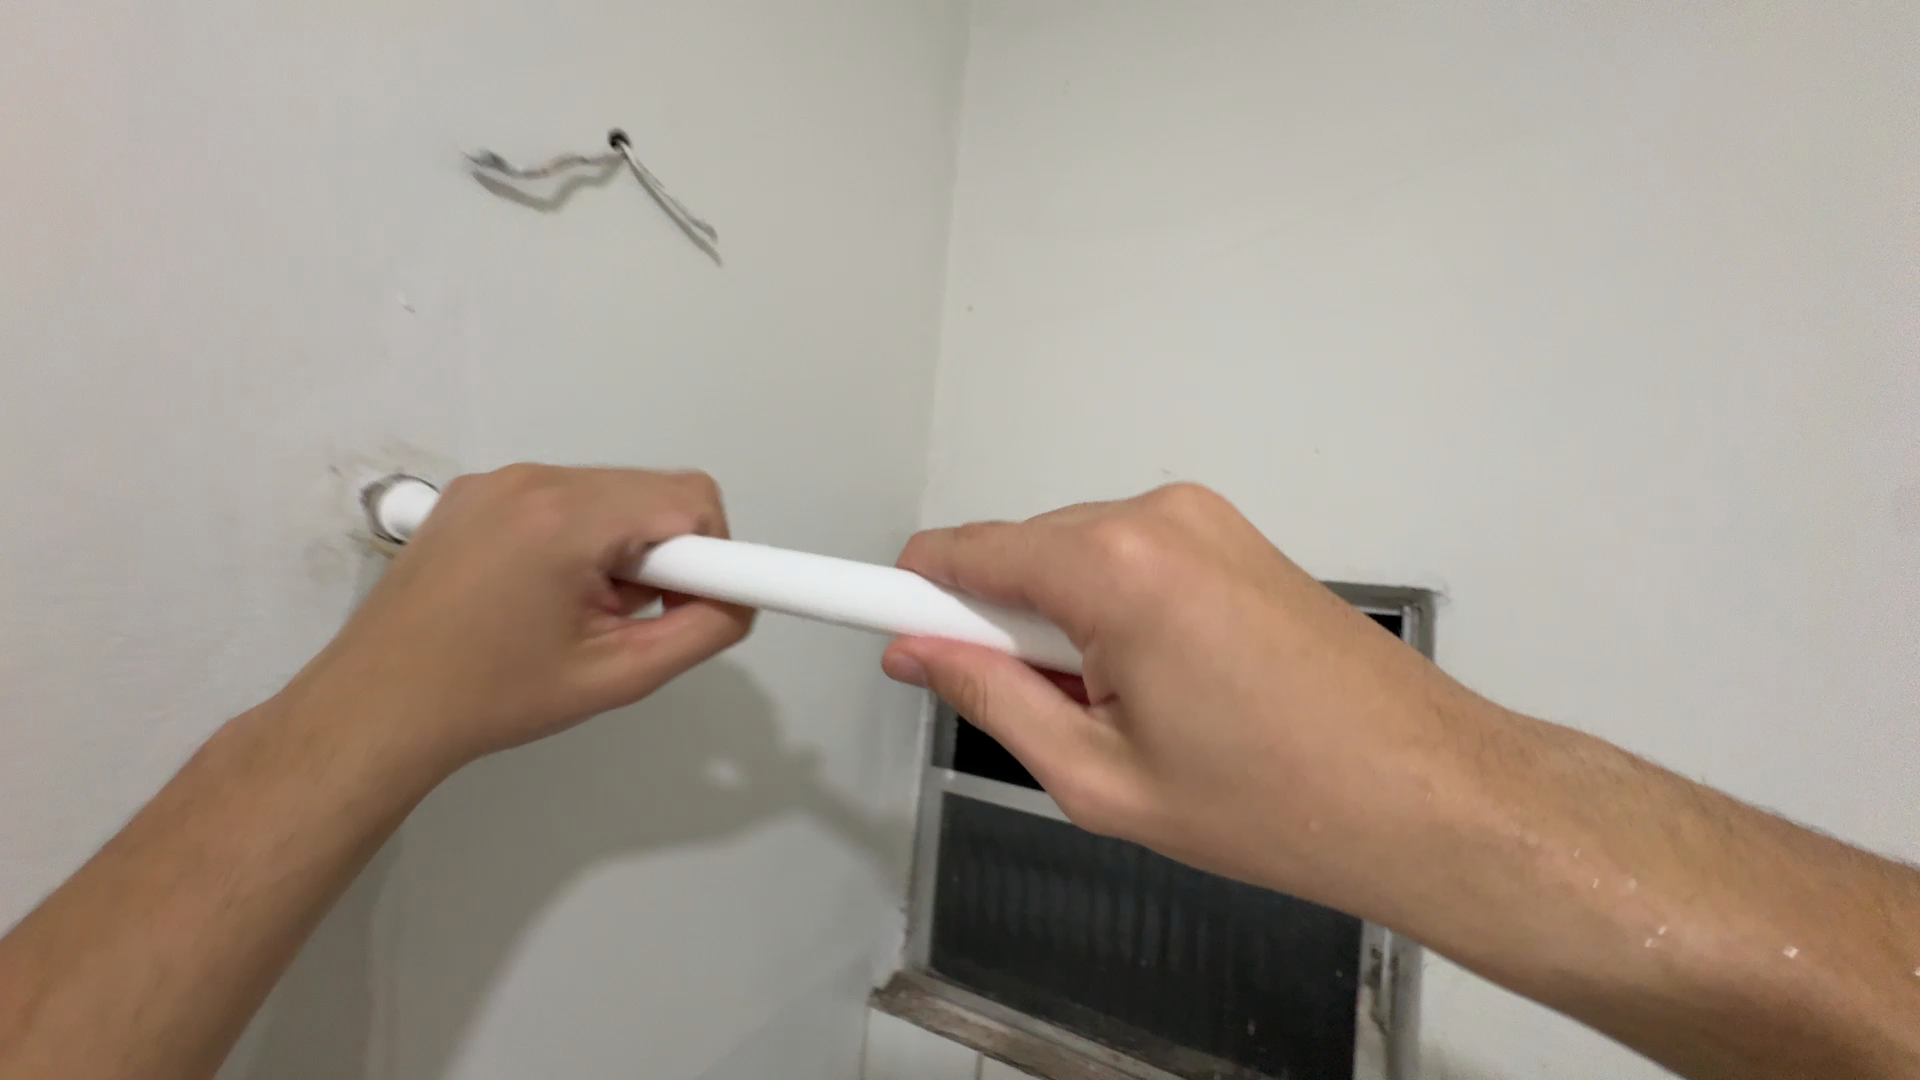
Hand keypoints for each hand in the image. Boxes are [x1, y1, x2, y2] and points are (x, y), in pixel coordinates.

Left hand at [293, 464, 754, 773]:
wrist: (372, 710)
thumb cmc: (496, 698)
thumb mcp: (622, 676)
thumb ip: (706, 630)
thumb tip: (743, 598)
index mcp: (566, 519)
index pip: (691, 496)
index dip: (715, 550)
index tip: (695, 601)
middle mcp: (533, 479)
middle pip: (653, 491)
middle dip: (668, 553)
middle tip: (634, 614)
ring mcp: (499, 479)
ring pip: (615, 493)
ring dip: (627, 546)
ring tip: (585, 607)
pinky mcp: (478, 491)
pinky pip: (569, 497)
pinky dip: (586, 536)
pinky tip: (548, 589)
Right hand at [881, 483, 1484, 919]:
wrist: (1434, 795)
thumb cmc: (1279, 802)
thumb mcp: (1096, 776)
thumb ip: (987, 697)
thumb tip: (920, 653)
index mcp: (1114, 567)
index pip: (957, 554)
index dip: (897, 587)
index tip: (860, 608)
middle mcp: (1153, 516)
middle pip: (1012, 552)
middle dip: (996, 624)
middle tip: (1042, 708)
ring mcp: (1196, 516)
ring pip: (1065, 556)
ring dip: (1056, 622)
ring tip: (1121, 703)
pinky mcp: (1223, 532)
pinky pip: (1120, 555)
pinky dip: (1104, 607)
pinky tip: (1155, 674)